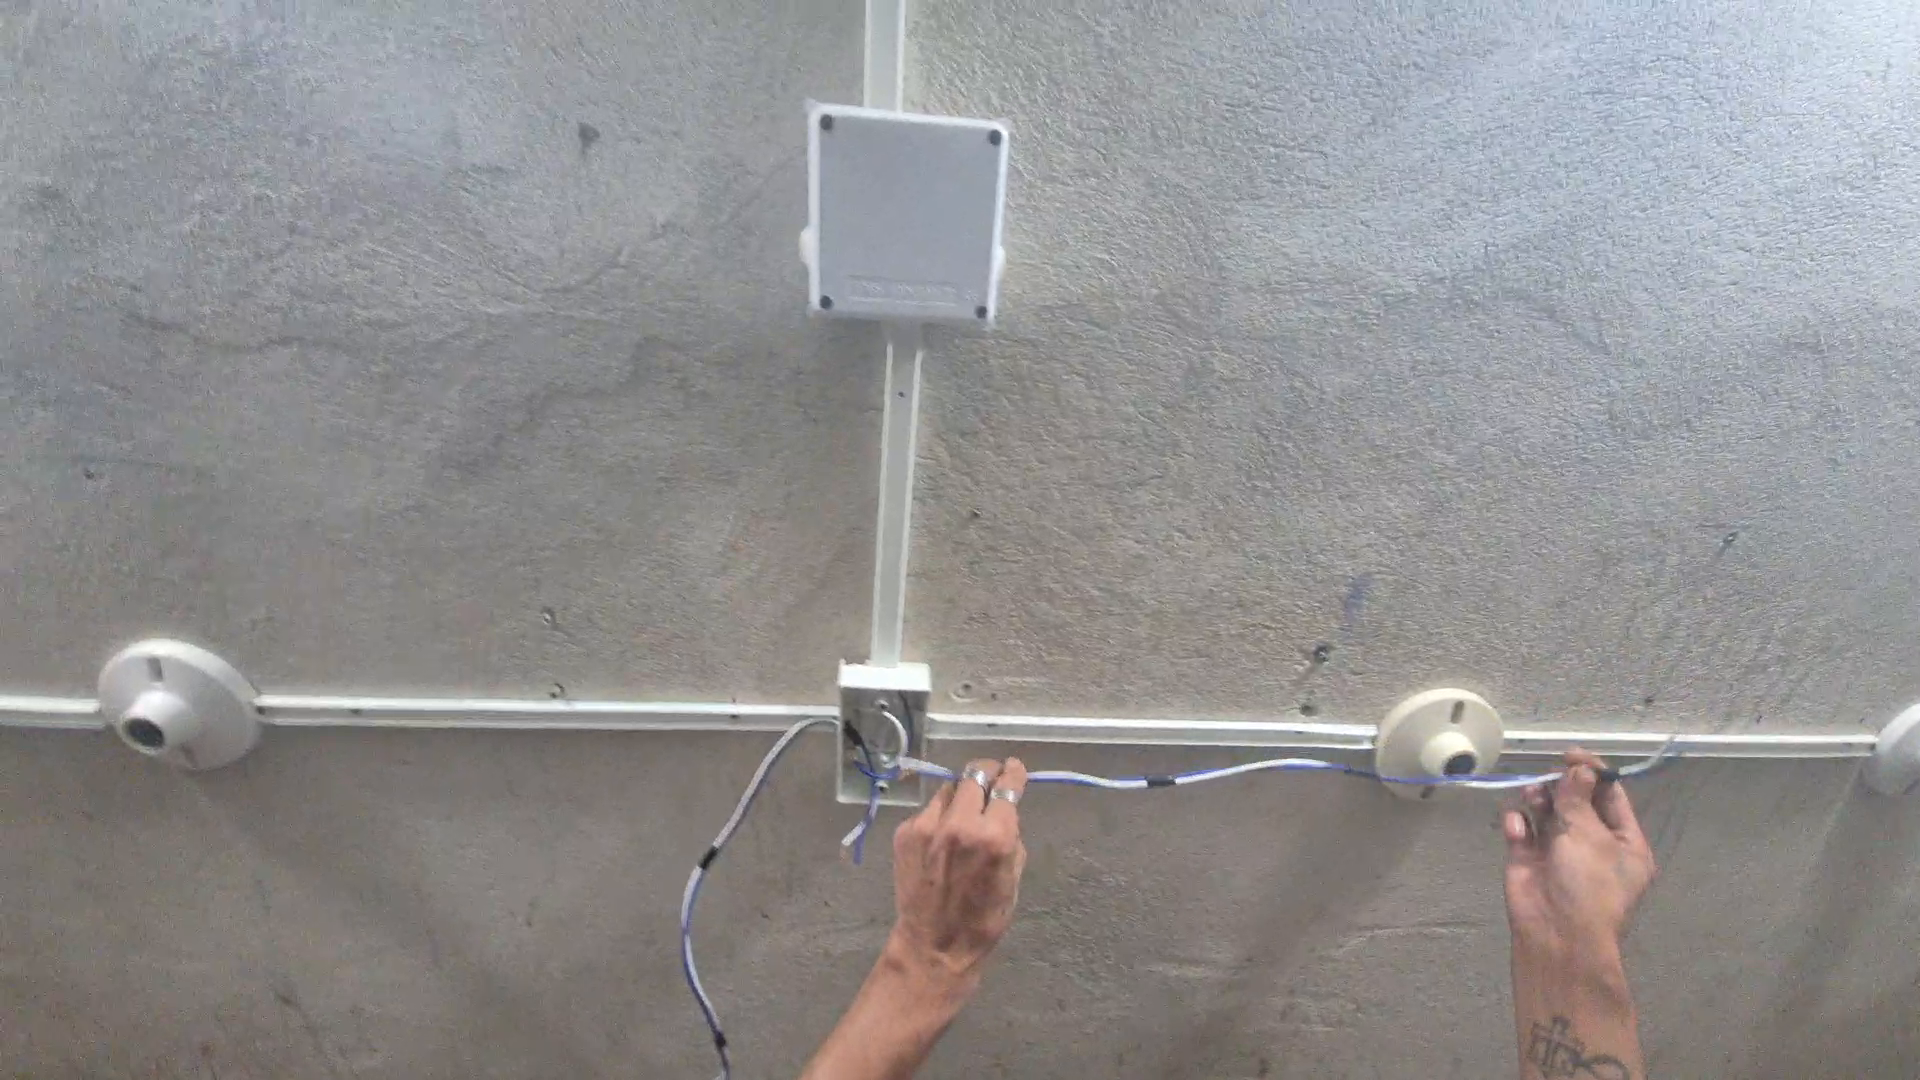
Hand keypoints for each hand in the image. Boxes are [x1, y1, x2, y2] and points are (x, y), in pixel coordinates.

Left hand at [885, 757, 1028, 995]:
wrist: (934, 946)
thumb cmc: (983, 919)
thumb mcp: (1013, 877)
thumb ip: (1011, 836)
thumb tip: (1005, 810)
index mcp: (995, 836)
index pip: (1007, 786)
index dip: (1014, 772)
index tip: (1014, 767)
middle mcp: (961, 822)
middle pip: (975, 774)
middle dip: (986, 774)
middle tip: (990, 780)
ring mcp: (929, 825)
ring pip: (949, 788)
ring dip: (960, 795)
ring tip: (963, 813)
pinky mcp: (906, 831)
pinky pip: (929, 810)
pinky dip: (939, 817)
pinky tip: (940, 839)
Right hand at [1502, 749, 1656, 963]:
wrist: (1557, 929)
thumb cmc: (1588, 883)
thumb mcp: (1590, 836)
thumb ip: (1579, 798)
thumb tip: (1580, 768)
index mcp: (1623, 842)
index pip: (1610, 797)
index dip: (1592, 773)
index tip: (1570, 755)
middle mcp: (1592, 842)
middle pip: (1573, 799)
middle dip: (1558, 787)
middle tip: (1547, 785)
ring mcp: (1558, 848)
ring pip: (1544, 809)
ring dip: (1536, 801)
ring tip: (1531, 803)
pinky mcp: (1527, 854)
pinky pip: (1520, 827)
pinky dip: (1517, 824)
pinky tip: (1517, 831)